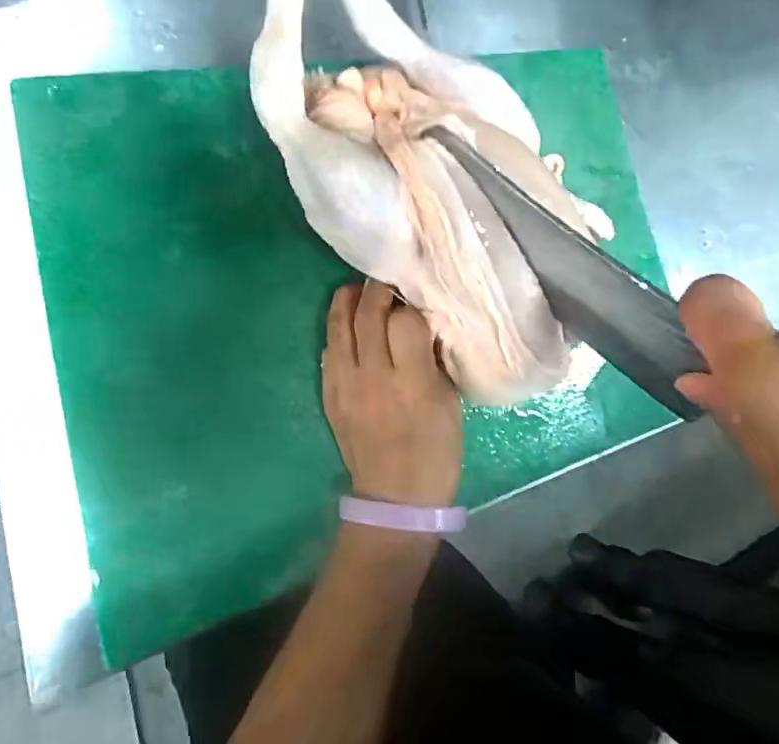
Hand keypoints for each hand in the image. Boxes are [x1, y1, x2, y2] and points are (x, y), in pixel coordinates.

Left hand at [322, 280, 463, 506]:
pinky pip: (328, 350)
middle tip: (386, 279)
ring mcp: (345, 385)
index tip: (416, 297)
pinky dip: (337, 331)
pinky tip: (347, 323)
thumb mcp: (450, 400)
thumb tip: (423, 321)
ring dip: (348, 300)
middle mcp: (373, 376)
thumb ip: (433, 357)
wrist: (395, 498)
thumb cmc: (436, 449)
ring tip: (358, 288)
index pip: (405, 320)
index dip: (411, 303)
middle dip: (377, 289)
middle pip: (368, 314)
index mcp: (412, 380)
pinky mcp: (329, 395)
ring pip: (339, 326)